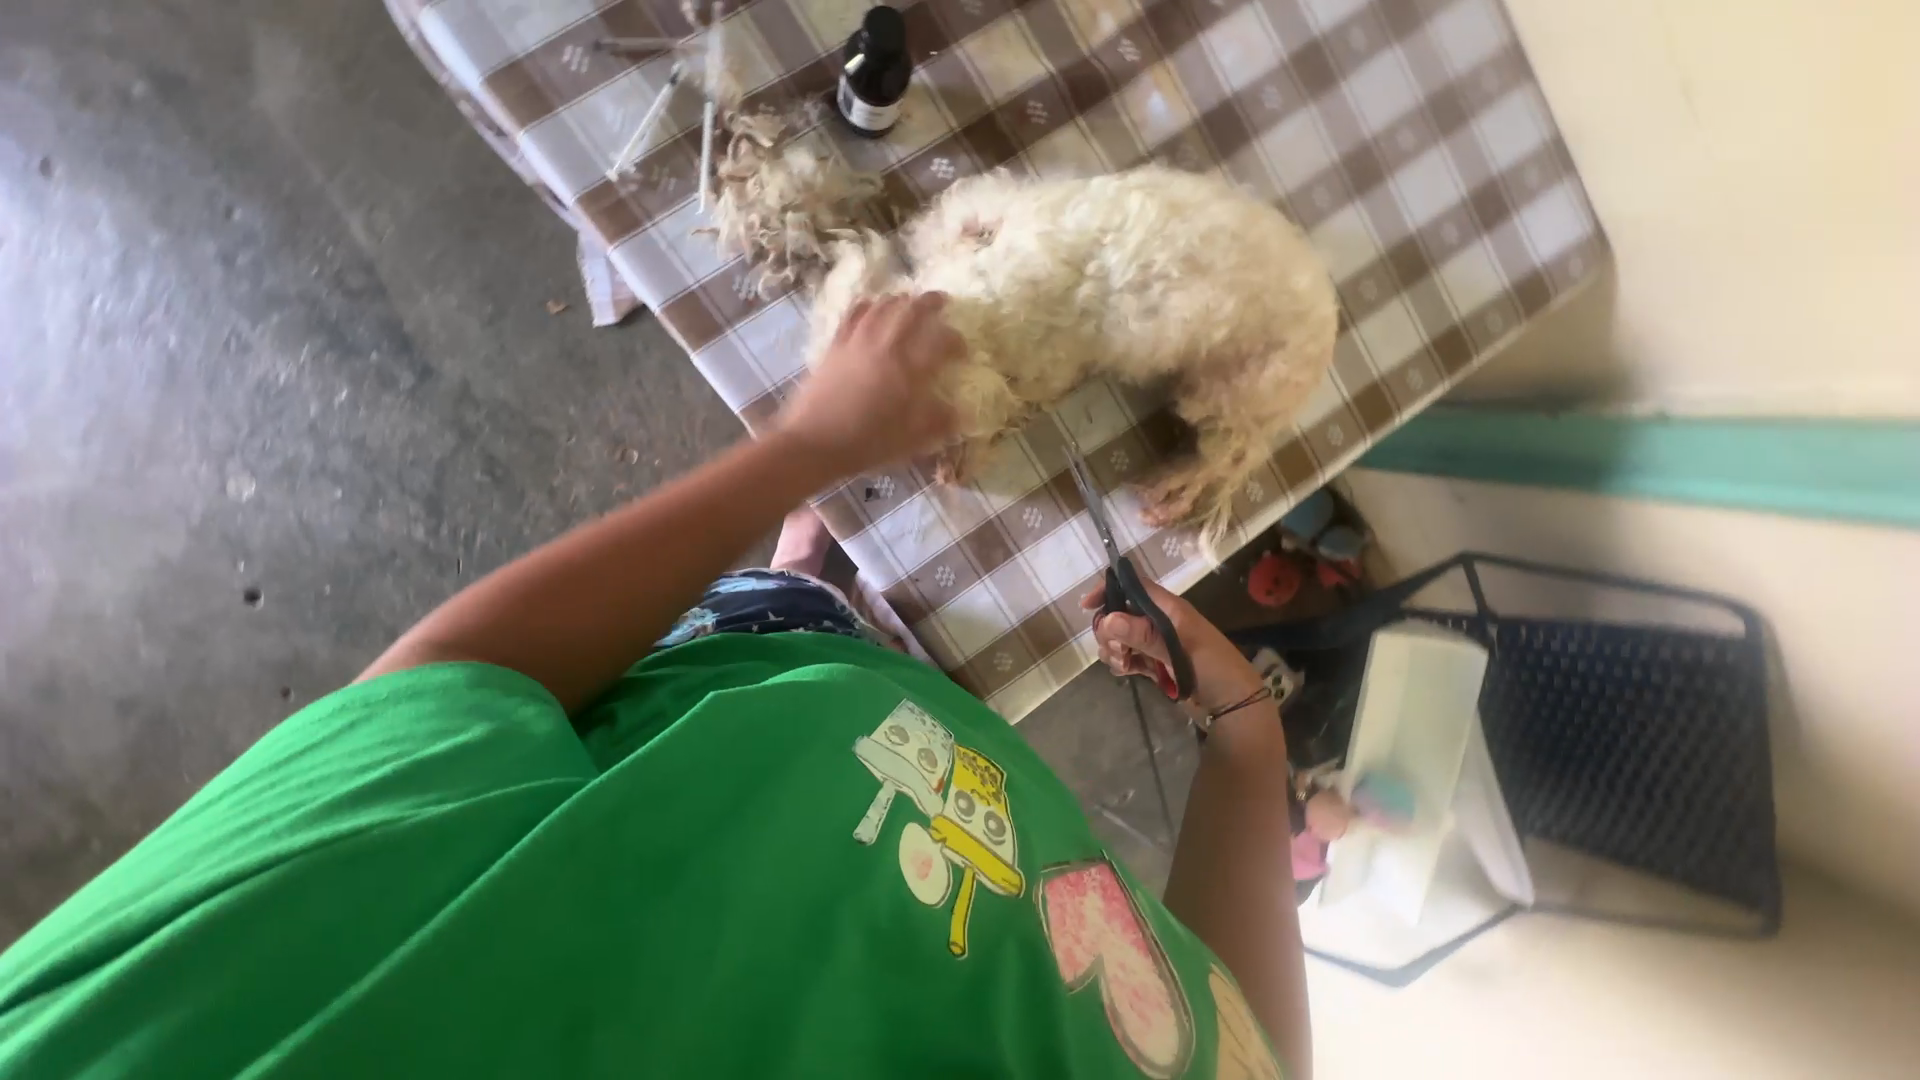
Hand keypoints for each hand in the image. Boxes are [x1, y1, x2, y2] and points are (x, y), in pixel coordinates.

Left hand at [776, 292, 965, 475]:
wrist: (814, 442)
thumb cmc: (867, 443)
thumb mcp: (911, 440)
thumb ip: (938, 422)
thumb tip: (959, 411)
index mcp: (909, 369)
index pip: (941, 342)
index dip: (956, 341)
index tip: (962, 350)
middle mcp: (886, 346)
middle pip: (912, 310)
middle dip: (931, 302)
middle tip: (942, 302)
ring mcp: (858, 341)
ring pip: (883, 305)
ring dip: (900, 300)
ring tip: (909, 302)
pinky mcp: (836, 344)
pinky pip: (853, 313)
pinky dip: (868, 305)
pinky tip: (871, 306)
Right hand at [1081, 578, 1267, 717]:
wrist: (1234, 705)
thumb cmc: (1213, 668)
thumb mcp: (1179, 649)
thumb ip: (1143, 635)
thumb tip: (1107, 620)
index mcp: (1168, 609)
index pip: (1134, 586)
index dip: (1108, 589)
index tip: (1087, 606)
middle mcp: (1159, 622)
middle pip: (1119, 614)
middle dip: (1108, 631)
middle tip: (1118, 651)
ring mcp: (1155, 644)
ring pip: (1119, 638)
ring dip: (1113, 650)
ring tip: (1124, 665)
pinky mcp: (1154, 664)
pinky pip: (1127, 657)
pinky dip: (1121, 663)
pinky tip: (1126, 673)